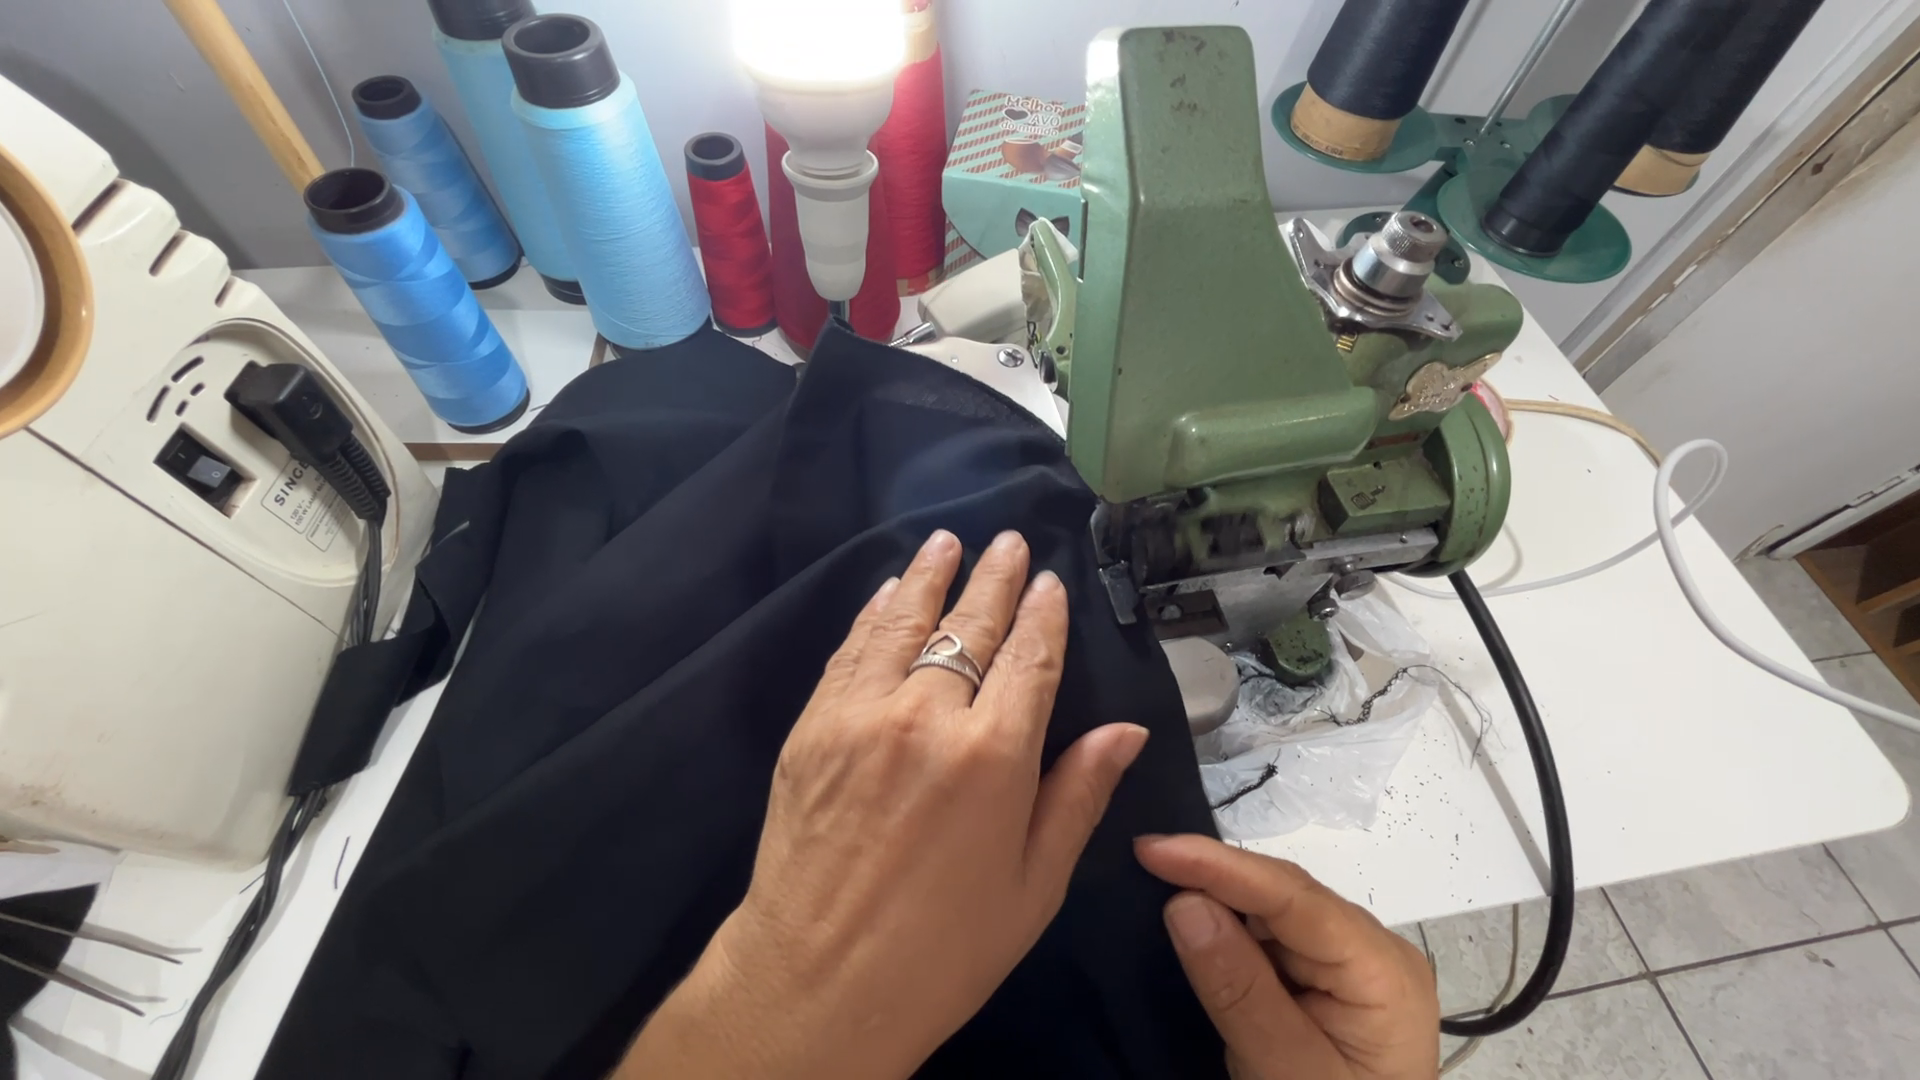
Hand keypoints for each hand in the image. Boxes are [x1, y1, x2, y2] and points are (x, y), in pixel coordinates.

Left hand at [621, 529, 1149, 1079]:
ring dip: (929, 576)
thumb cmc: (943, 948)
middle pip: (969, 627)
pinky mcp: (813, 725)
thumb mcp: (1034, 885)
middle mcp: (927, 717)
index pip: (1029, 659)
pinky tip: (887, 592)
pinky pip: (851, 650)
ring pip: (903, 622)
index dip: (1042, 615)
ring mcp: (861, 714)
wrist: (815, 982)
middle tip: (1008, 540)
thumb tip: (1127, 730)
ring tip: (947, 541)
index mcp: (993, 757)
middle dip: (993, 579)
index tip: (1049, 581)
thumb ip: (1078, 794)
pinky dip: (874, 613)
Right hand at [1135, 835, 1437, 1079]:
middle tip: (1141, 857)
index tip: (1150, 849)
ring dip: (1211, 895)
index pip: (1291, 896)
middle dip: (1210, 873)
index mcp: (1379, 968)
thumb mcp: (1285, 1073)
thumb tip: (1183, 902)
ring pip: (1265, 906)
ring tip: (1154, 876)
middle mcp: (1368, 947)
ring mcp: (1346, 958)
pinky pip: (1263, 931)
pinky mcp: (1320, 974)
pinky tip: (1190, 915)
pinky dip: (1222, 924)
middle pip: (1278, 892)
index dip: (1218, 864)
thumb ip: (1239, 991)